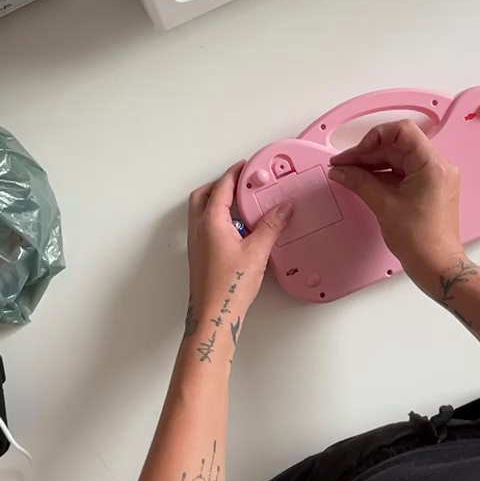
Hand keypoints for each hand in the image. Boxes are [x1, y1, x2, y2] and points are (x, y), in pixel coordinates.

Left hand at [184, 162, 292, 352]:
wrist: (214, 314)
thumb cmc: (228, 287)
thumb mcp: (257, 252)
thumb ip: (271, 226)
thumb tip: (282, 209)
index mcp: (210, 222)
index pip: (221, 187)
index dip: (234, 174)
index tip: (245, 166)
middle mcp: (199, 230)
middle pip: (204, 196)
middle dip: (220, 185)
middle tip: (239, 181)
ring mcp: (197, 243)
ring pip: (202, 211)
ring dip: (218, 202)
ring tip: (241, 203)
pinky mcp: (200, 255)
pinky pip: (206, 227)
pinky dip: (219, 219)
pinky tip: (237, 230)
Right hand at [328, 121, 464, 285]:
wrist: (437, 266)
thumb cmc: (420, 240)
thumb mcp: (384, 205)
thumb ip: (359, 182)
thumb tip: (341, 171)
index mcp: (432, 165)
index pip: (403, 131)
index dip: (375, 137)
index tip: (357, 152)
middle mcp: (436, 167)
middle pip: (397, 147)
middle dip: (367, 154)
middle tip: (342, 165)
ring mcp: (433, 178)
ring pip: (397, 161)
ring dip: (372, 165)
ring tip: (347, 174)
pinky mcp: (427, 190)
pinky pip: (402, 174)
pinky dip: (382, 176)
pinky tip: (362, 182)